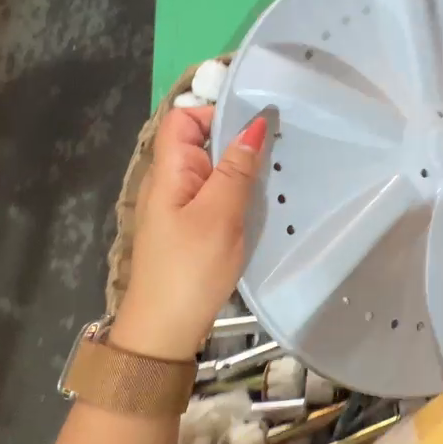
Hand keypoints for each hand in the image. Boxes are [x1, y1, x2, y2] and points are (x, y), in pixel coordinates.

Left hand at [112, 105, 268, 359]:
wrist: (164, 334)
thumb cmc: (189, 269)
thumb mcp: (220, 214)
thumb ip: (237, 168)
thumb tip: (255, 122)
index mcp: (169, 171)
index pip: (182, 118)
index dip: (213, 109)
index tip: (254, 114)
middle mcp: (171, 182)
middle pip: (199, 140)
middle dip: (236, 134)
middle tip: (279, 136)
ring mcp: (179, 205)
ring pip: (211, 167)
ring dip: (240, 163)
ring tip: (277, 161)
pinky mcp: (191, 227)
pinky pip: (215, 191)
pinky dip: (237, 187)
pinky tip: (262, 194)